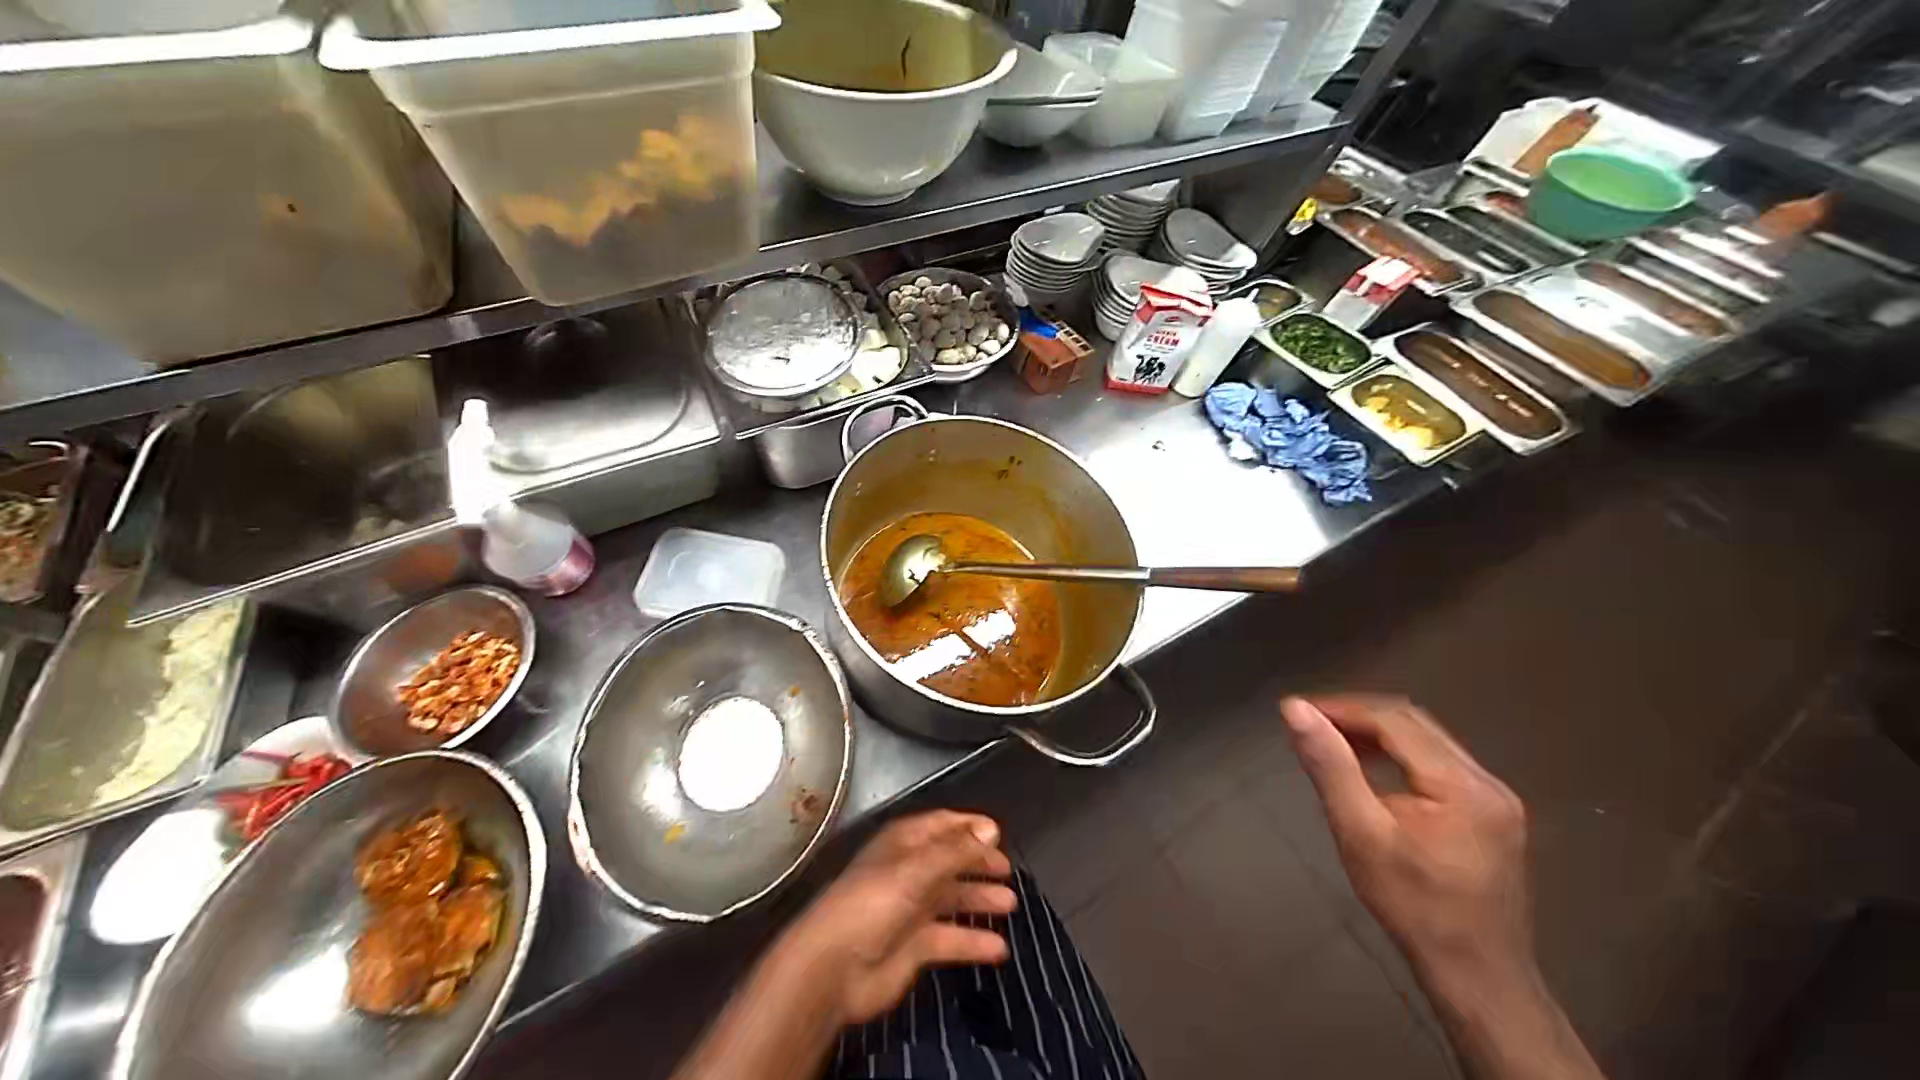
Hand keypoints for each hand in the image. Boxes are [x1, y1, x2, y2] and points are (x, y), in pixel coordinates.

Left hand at [771, 810, 1016, 1026]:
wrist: (833, 967)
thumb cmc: (872, 904)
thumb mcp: (916, 869)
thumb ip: (956, 851)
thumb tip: (991, 830)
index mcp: (904, 844)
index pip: (942, 825)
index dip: (969, 827)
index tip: (998, 832)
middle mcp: (909, 871)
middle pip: (950, 861)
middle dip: (978, 863)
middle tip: (1008, 870)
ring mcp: (911, 910)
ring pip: (952, 899)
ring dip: (979, 900)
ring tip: (1011, 904)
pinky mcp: (914, 947)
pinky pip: (950, 939)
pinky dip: (973, 942)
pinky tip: (998, 948)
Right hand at [1280, 696, 1604, 1079]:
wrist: (1477, 975)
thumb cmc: (1412, 905)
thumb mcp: (1360, 833)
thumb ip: (1330, 766)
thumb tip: (1296, 710)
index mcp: (1461, 784)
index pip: (1394, 721)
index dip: (1342, 709)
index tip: (1298, 711)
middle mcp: (1487, 781)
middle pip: (1415, 724)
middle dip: (1358, 716)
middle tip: (1311, 722)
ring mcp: (1496, 799)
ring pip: (1428, 742)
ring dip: (1378, 733)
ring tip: (1331, 740)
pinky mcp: (1492, 815)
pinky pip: (1439, 764)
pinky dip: (1399, 755)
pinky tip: (1370, 769)